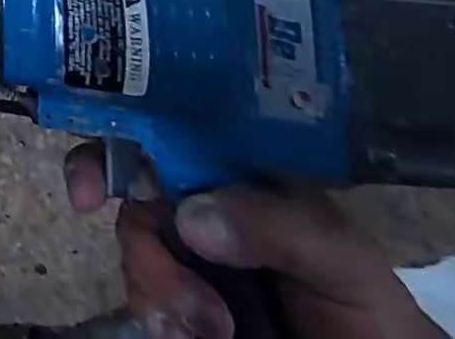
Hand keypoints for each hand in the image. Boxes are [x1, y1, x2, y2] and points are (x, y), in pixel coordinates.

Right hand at [64, 144, 443, 338]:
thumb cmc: (369, 311)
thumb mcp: (339, 257)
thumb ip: (272, 224)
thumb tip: (188, 214)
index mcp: (227, 173)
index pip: (157, 136)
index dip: (109, 152)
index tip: (85, 193)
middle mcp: (196, 205)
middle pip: (130, 204)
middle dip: (146, 255)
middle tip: (195, 314)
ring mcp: (185, 261)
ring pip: (132, 259)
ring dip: (162, 299)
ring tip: (221, 336)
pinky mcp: (178, 311)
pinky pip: (145, 308)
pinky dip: (164, 325)